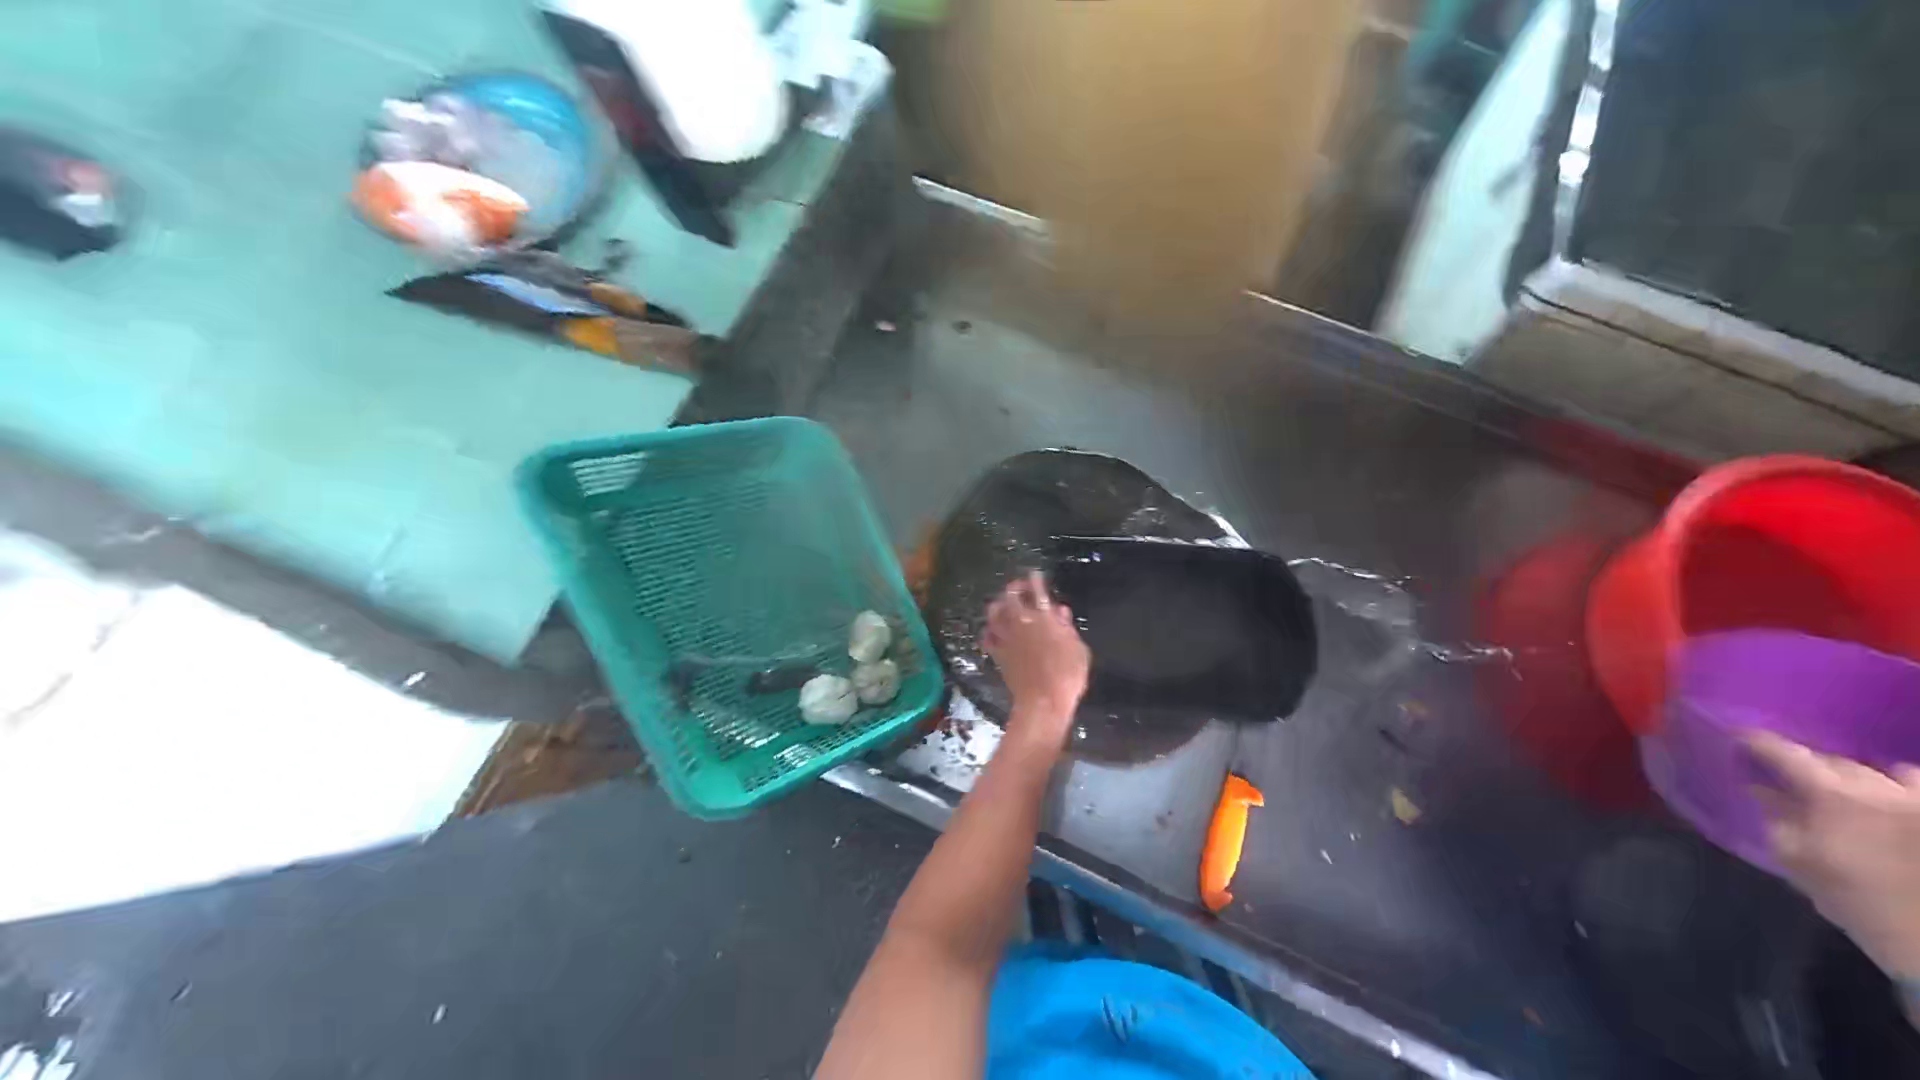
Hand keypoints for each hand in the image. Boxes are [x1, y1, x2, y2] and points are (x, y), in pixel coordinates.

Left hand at [983, 571, 1089, 748]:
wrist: (1043, 701)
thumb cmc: (1068, 674)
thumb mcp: (1078, 648)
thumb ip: (1067, 627)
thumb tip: (1060, 611)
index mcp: (1043, 617)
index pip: (1037, 590)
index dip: (1034, 580)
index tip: (1034, 574)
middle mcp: (1021, 621)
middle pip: (1010, 596)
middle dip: (1014, 588)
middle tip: (1019, 588)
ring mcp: (1006, 637)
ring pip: (994, 612)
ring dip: (998, 605)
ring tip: (1002, 604)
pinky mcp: (997, 653)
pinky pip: (987, 636)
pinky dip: (989, 630)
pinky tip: (992, 631)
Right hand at [1749, 732, 1919, 980]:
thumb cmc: (1856, 900)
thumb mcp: (1798, 860)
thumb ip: (1777, 817)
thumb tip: (1762, 789)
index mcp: (1835, 796)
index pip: (1787, 753)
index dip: (1759, 742)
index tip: (1739, 738)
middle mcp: (1883, 791)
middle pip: (1838, 761)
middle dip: (1812, 764)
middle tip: (1793, 775)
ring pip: (1894, 771)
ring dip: (1869, 775)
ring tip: (1857, 790)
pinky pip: (1919, 791)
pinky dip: (1905, 790)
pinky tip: (1895, 807)